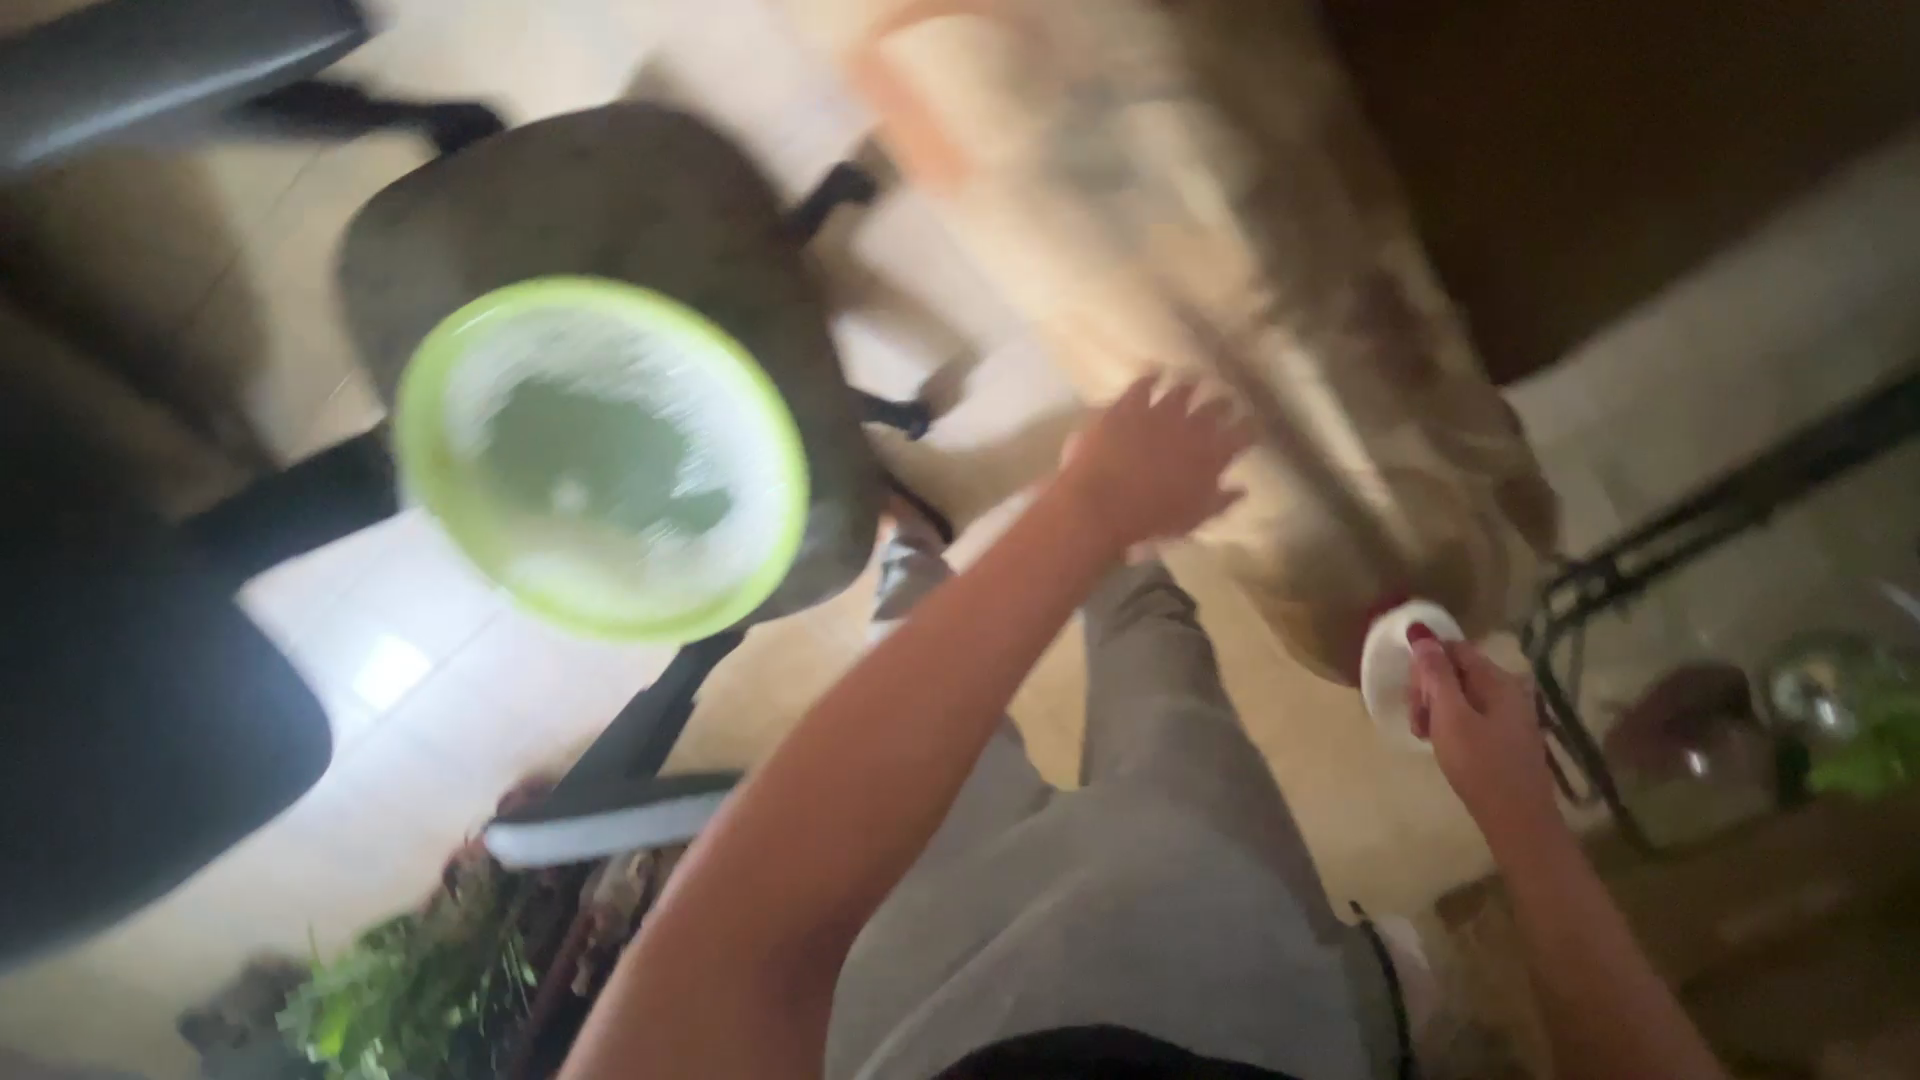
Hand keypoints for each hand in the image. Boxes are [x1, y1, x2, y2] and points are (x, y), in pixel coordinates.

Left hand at [1057, 374, 1254, 553]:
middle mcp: (1191, 426)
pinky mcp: (1128, 406)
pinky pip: (1143, 384)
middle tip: (1225, 401)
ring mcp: (1159, 411)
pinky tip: (1153, 375)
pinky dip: (1151, 378)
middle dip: (1223, 403)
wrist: (1102, 503)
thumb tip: (1241, 490)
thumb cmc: (1151, 519)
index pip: (1243, 433)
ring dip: (1190, 386)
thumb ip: (1220, 502)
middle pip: (1216, 406)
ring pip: (1182, 390)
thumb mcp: (1193, 519)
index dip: (1249, 427)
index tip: (1250, 425)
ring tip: (1194, 382)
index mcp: (1212, 455)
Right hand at [1408, 639, 1561, 843]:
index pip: (1453, 648)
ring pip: (1457, 693)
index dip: (1425, 663)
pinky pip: (1467, 712)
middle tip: (1416, 718)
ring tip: (1422, 733)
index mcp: (1497, 680)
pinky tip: (1437, 741)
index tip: (1411, 692)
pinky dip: (1447, 722)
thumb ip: (1435, 674)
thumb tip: (1422, 633)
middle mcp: (1506, 689)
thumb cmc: (1480, 763)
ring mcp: (1507, 712)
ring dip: (1432, 707)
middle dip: (1427, 688)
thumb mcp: (1450, 716)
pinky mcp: (1503, 733)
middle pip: (1454, 670)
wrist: (1516, 818)